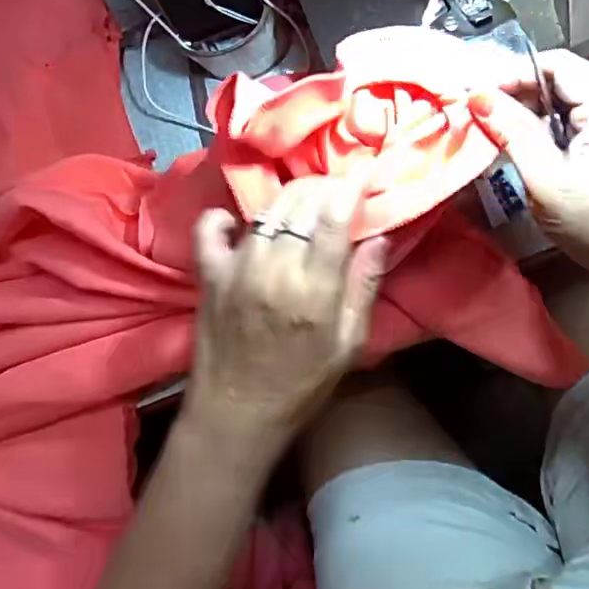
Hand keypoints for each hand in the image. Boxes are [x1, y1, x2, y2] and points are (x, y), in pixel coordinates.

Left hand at [188, 176, 389, 444]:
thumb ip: (363, 286)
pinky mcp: (209, 273)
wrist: (237, 414)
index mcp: (314, 290)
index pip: (334, 216)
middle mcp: (274, 269)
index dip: (352, 187)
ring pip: (267, 209)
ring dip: (291, 196)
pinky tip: (241, 223)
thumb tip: (379, 236)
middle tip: (338, 191)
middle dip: (326, 186)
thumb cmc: (303, 383)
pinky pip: (210, 227)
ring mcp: (237, 268)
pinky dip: (225, 217)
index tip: (364, 174)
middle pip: (302, 202)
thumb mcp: (349, 343)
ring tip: (306, 201)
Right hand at [471, 50, 588, 292]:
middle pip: (562, 81)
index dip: (511, 75)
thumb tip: (478, 97)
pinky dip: (548, 133)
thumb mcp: (552, 184)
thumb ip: (514, 134)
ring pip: (566, 104)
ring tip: (493, 132)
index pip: (557, 65)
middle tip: (477, 116)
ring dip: (530, 116)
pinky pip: (577, 124)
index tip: (476, 97)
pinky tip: (523, 148)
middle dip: (517, 96)